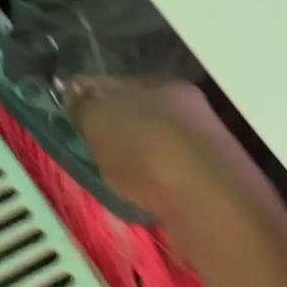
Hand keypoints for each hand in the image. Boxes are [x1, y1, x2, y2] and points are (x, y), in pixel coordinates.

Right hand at [68, 79, 261, 217]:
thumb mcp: (100, 121)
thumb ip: (85, 106)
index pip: (120, 85)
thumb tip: (75, 92)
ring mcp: (205, 153)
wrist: (204, 200)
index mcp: (163, 85)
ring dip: (144, 164)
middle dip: (122, 132)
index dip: (94, 97)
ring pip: (163, 153)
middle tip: (97, 152)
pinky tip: (148, 201)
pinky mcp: (211, 192)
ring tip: (121, 181)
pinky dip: (160, 191)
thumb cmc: (146, 150)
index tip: (75, 115)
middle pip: (145, 119)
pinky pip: (175, 186)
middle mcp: (190, 113)